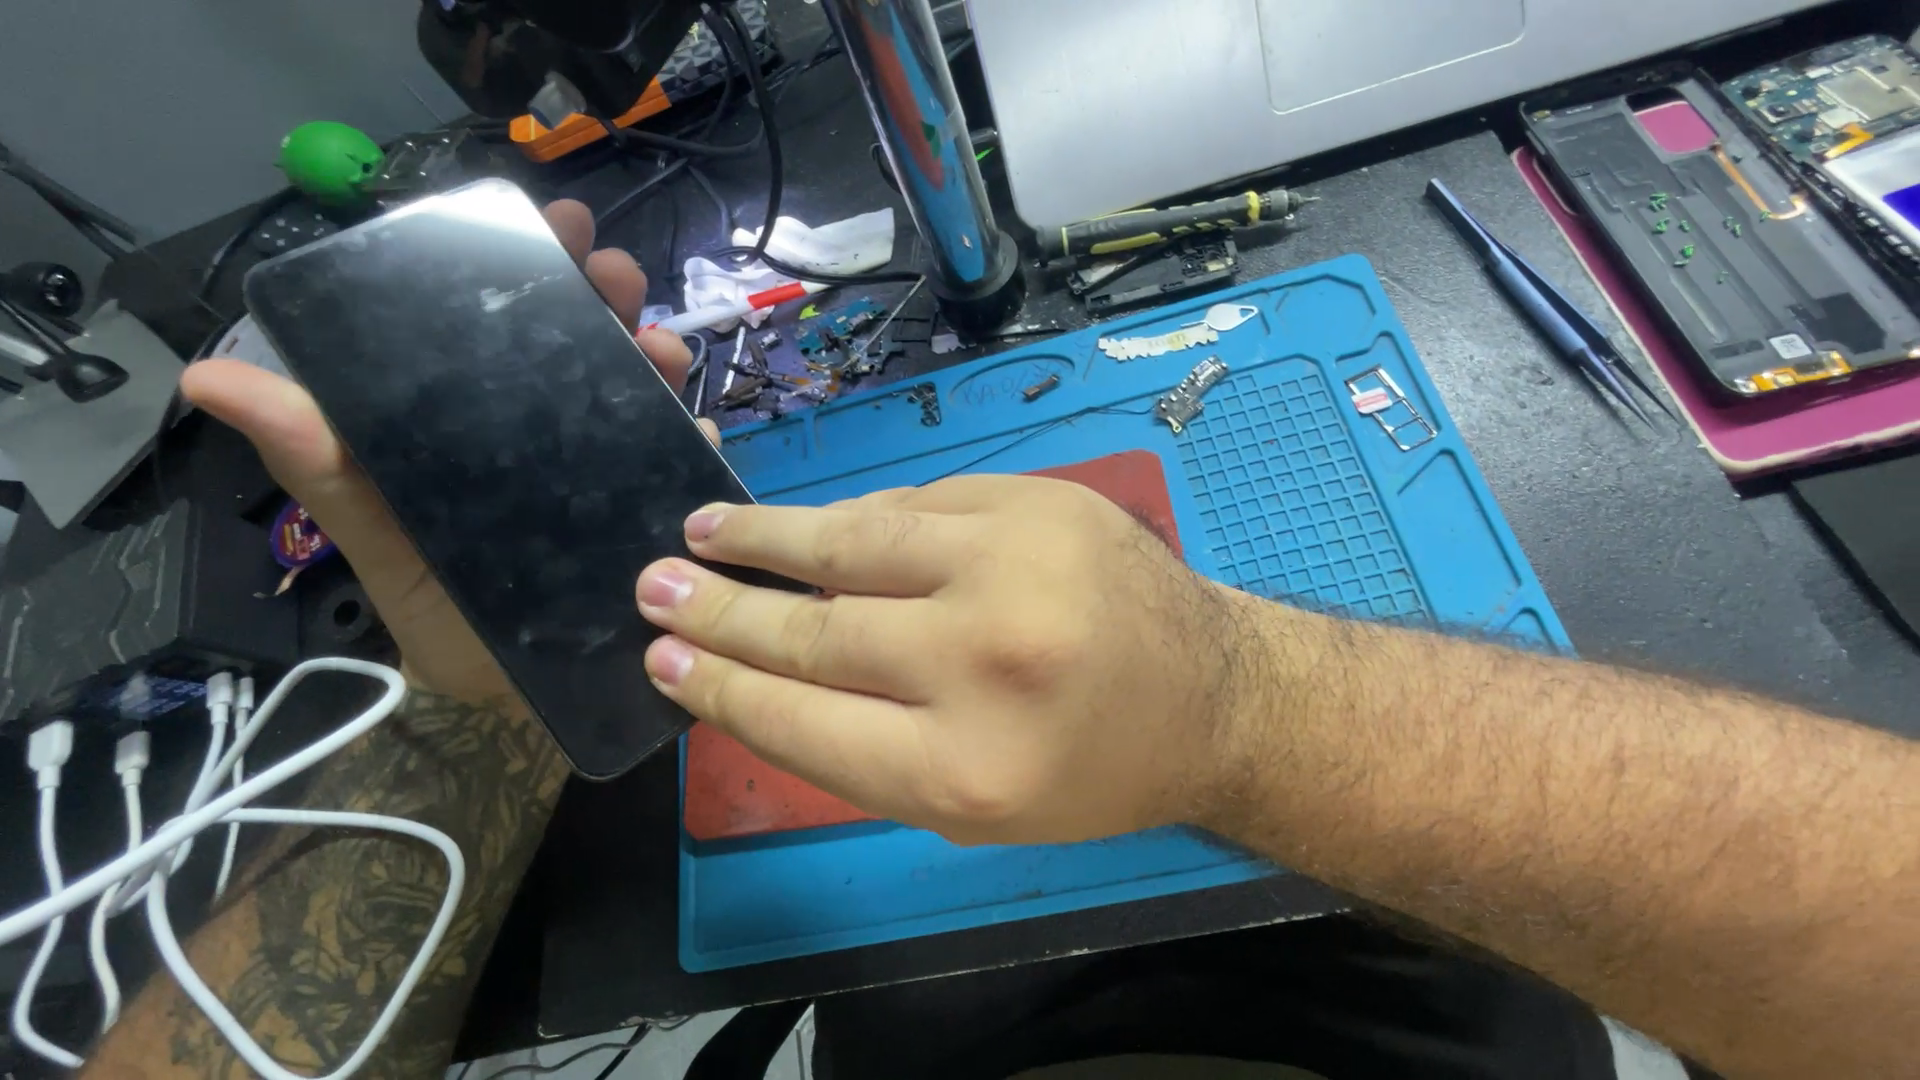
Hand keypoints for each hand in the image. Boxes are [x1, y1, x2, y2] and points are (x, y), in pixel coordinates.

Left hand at [185, 200, 705, 705]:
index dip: (523, 272)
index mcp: (479, 432)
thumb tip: (214, 379)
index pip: (499, 334)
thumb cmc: (450, 625)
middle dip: (604, 300)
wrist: (532, 704)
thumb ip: (328, 470)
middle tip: (617, 273)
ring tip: (666, 351)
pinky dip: (693, 438)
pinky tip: (699, 430)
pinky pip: (680, 462)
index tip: (551, 226)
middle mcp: (549, 442)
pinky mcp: (656, 512)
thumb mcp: (384, 544)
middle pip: (582, 351)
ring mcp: (609, 475)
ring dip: (658, 359)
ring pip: (640, 395)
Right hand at [635, 475, 1266, 845]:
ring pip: (854, 545)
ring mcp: (1012, 565)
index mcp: (964, 768)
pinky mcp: (1036, 502)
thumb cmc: (1089, 768)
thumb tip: (752, 681)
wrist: (1209, 694)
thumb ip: (861, 754)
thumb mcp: (975, 807)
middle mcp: (982, 660)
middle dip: (722, 610)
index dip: (721, 689)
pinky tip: (811, 526)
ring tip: (708, 531)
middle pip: (815, 631)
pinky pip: (914, 505)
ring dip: (770, 539)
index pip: (802, 721)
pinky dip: (855, 520)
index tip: (663, 658)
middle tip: (652, 587)